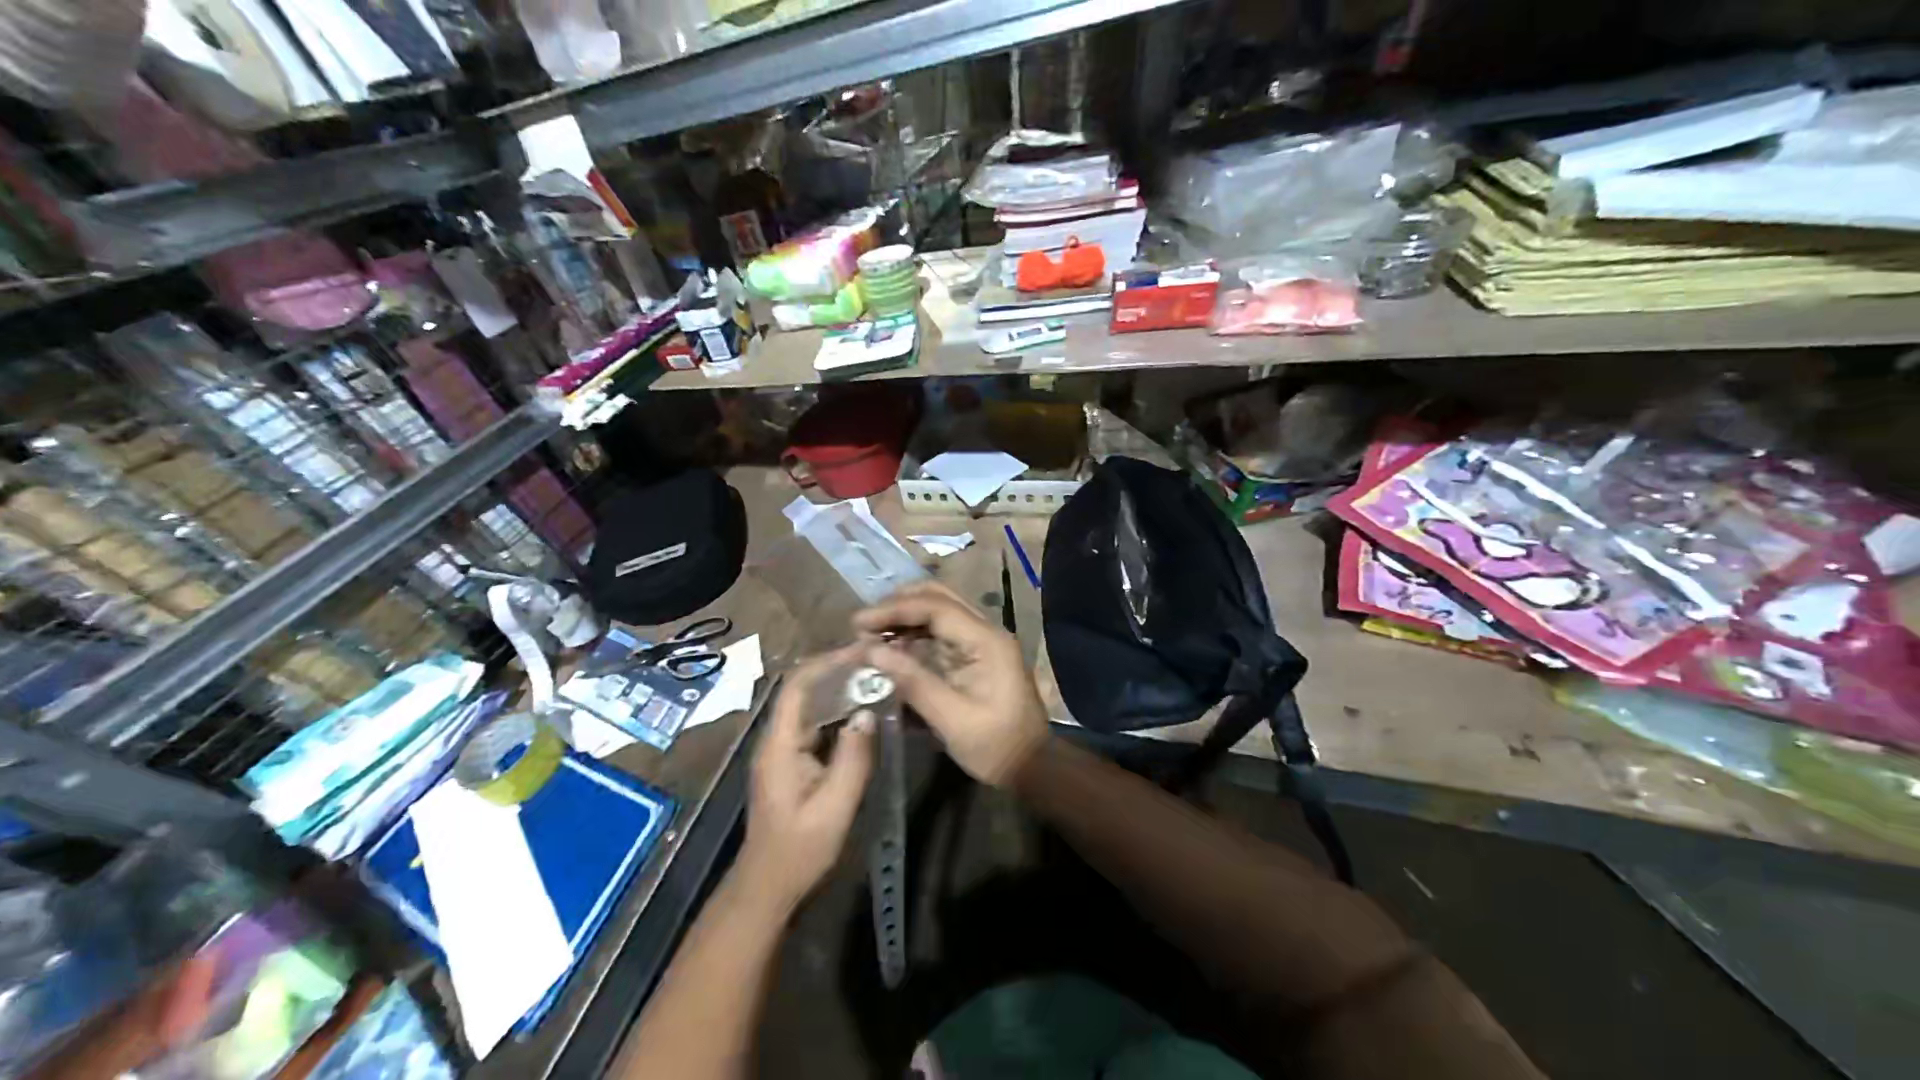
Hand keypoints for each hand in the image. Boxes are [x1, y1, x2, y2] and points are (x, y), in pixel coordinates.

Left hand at [737, 647, 875, 909]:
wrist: (768, 886)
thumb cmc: (800, 850)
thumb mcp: (834, 808)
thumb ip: (853, 759)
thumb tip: (868, 712)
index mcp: (780, 745)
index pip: (798, 686)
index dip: (828, 662)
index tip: (864, 651)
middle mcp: (776, 739)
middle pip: (803, 689)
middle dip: (838, 669)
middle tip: (878, 659)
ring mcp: (783, 749)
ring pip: (811, 704)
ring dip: (840, 688)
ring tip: (876, 676)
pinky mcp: (792, 761)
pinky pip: (816, 723)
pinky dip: (839, 710)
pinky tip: (864, 709)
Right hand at [855, 582, 1049, 787]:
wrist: (1032, 767)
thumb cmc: (996, 746)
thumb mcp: (952, 720)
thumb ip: (913, 682)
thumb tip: (872, 652)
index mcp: (987, 641)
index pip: (936, 607)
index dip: (894, 610)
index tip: (858, 623)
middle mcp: (985, 632)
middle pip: (938, 598)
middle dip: (898, 605)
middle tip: (862, 624)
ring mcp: (980, 642)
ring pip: (937, 612)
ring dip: (903, 619)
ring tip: (868, 636)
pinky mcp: (973, 656)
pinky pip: (939, 633)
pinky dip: (912, 635)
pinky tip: (889, 649)